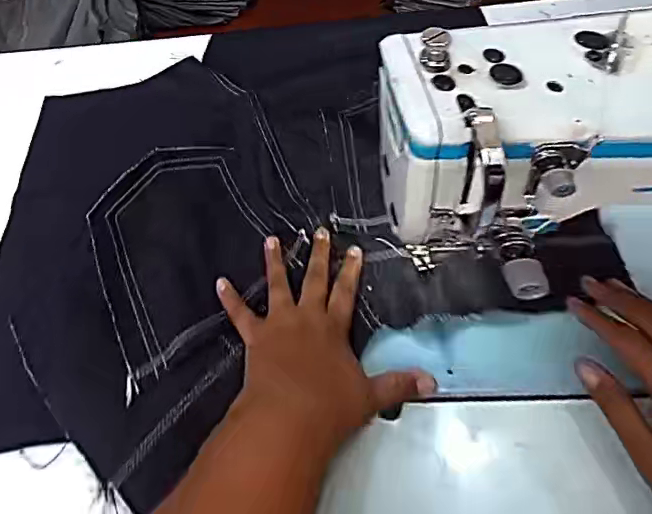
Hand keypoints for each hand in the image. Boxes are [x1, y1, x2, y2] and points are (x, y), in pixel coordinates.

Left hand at [216, 229, 436, 458]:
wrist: (287, 420)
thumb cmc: (328, 408)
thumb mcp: (369, 397)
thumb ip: (398, 385)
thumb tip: (431, 382)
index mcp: (333, 327)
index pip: (346, 293)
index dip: (351, 271)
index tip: (353, 249)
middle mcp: (306, 318)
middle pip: (314, 280)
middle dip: (318, 255)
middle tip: (319, 231)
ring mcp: (279, 324)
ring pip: (277, 285)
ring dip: (273, 262)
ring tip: (270, 239)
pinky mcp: (255, 337)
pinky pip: (240, 314)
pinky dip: (230, 299)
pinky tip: (219, 282)